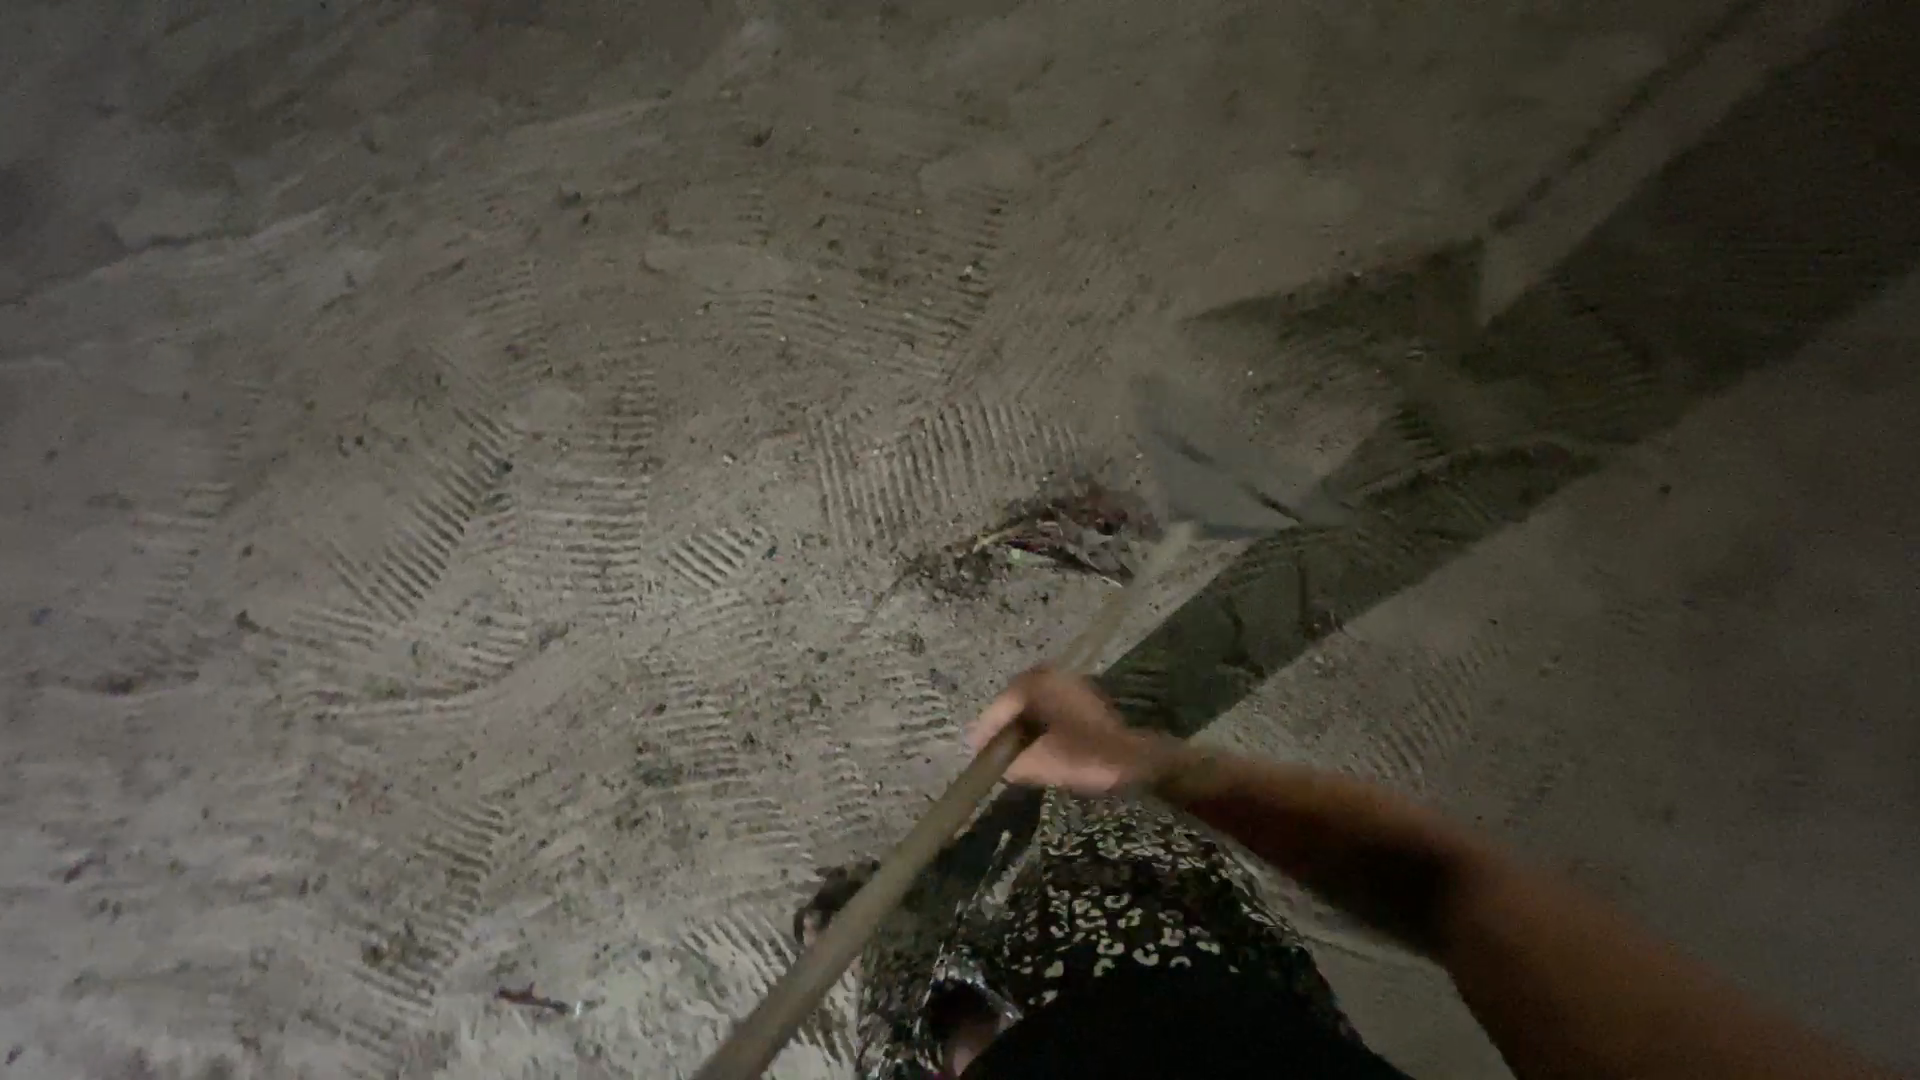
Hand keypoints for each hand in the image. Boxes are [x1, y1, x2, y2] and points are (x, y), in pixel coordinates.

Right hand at [966, 668, 1157, 795]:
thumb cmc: (1084, 757)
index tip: (973, 752)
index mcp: (1036, 684)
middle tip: (991, 751)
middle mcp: (1050, 674)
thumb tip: (1001, 767)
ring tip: (1011, 750)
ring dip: (1021, 725)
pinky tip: (1037, 743)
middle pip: (1014, 701)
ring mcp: (1069, 682)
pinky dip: (1039, 723)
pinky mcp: (1083, 696)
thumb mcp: (1040, 764)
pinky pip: (1050, 706)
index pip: (999, 707)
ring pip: (1033, 703)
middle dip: (1003, 726)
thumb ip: (1012, 764)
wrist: (1136, 759)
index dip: (985, 732)